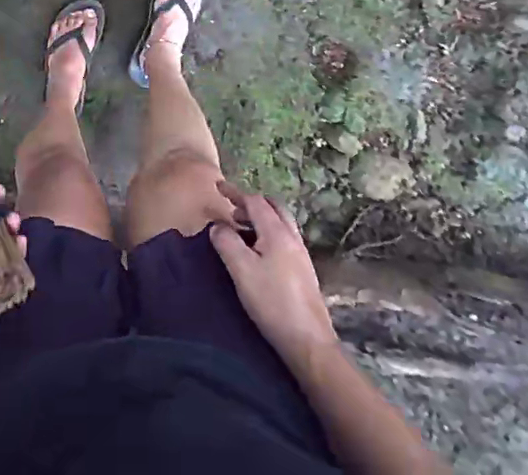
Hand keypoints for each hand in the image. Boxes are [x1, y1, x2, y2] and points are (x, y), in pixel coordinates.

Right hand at [210, 182, 337, 365]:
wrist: (309, 341)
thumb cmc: (272, 302)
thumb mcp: (242, 271)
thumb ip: (227, 243)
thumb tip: (218, 225)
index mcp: (276, 232)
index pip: (255, 202)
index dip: (235, 193)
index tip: (218, 187)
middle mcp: (292, 237)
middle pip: (272, 207)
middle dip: (251, 203)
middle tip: (231, 210)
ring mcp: (301, 254)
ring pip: (280, 223)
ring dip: (260, 218)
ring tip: (241, 230)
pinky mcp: (304, 271)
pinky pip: (284, 238)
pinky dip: (268, 233)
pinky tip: (259, 252)